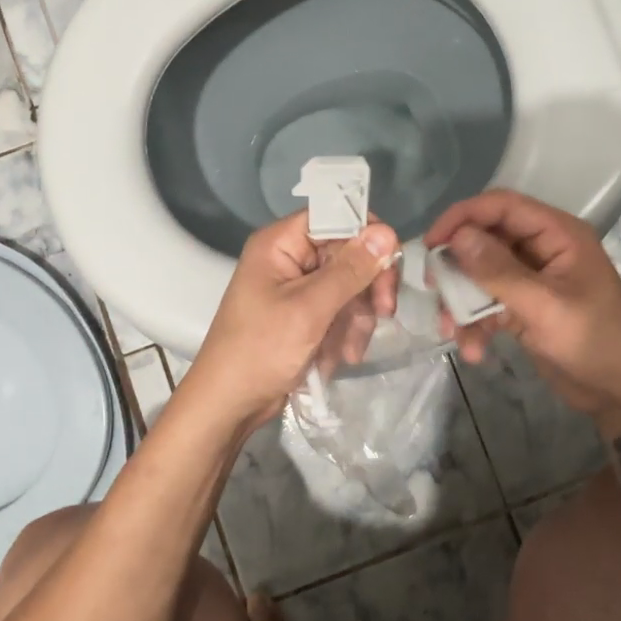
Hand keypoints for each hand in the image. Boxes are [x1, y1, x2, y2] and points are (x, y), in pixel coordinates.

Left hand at [175, 210, 400, 431]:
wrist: (230, 404)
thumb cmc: (261, 350)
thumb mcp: (310, 309)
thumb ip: (350, 270)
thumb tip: (387, 232)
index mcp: (279, 243)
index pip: (334, 216)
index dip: (366, 233)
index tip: (390, 262)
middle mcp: (288, 258)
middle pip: (347, 252)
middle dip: (367, 285)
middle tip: (384, 312)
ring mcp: (297, 289)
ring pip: (349, 285)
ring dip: (358, 316)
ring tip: (351, 348)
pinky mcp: (304, 316)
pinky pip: (340, 310)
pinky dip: (347, 331)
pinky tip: (344, 355)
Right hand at [424, 190, 620, 412]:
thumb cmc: (594, 342)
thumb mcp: (544, 306)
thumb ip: (498, 271)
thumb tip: (457, 237)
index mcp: (558, 234)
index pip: (501, 206)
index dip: (463, 217)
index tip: (431, 244)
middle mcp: (544, 249)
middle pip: (486, 239)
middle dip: (458, 266)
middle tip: (433, 288)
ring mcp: (534, 280)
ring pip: (482, 275)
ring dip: (463, 302)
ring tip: (452, 331)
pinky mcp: (526, 308)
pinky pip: (489, 304)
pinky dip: (477, 324)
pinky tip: (475, 351)